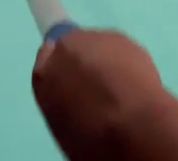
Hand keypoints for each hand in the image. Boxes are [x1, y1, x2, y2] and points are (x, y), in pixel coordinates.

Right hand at [32, 29, 177, 156]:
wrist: (133, 129)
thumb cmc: (95, 141)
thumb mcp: (66, 127)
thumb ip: (63, 101)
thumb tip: (73, 94)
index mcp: (43, 76)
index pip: (46, 61)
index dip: (62, 71)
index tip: (73, 82)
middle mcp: (63, 48)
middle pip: (71, 48)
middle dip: (82, 62)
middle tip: (98, 88)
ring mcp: (92, 38)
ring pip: (96, 45)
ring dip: (104, 61)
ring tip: (119, 88)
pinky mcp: (119, 36)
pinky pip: (118, 48)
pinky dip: (124, 61)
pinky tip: (134, 83)